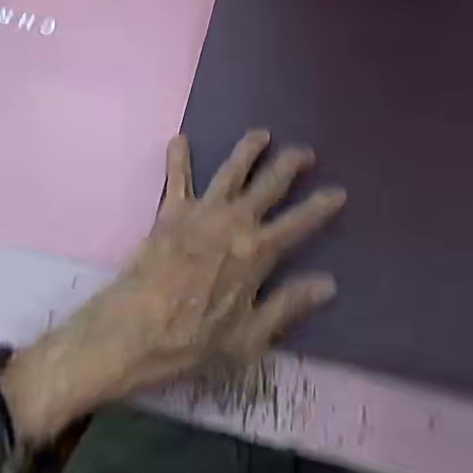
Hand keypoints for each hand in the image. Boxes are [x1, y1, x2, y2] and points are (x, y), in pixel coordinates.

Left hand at [3, 130, 345, 444]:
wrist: (133, 328)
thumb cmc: (193, 339)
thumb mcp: (249, 336)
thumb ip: (288, 305)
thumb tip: (328, 283)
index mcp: (257, 252)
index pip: (299, 223)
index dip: (321, 206)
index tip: (338, 191)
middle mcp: (233, 221)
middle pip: (268, 184)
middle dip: (289, 164)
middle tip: (305, 151)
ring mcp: (200, 212)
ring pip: (230, 170)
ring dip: (247, 149)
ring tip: (261, 133)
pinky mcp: (170, 211)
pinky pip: (176, 177)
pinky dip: (178, 156)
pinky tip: (179, 138)